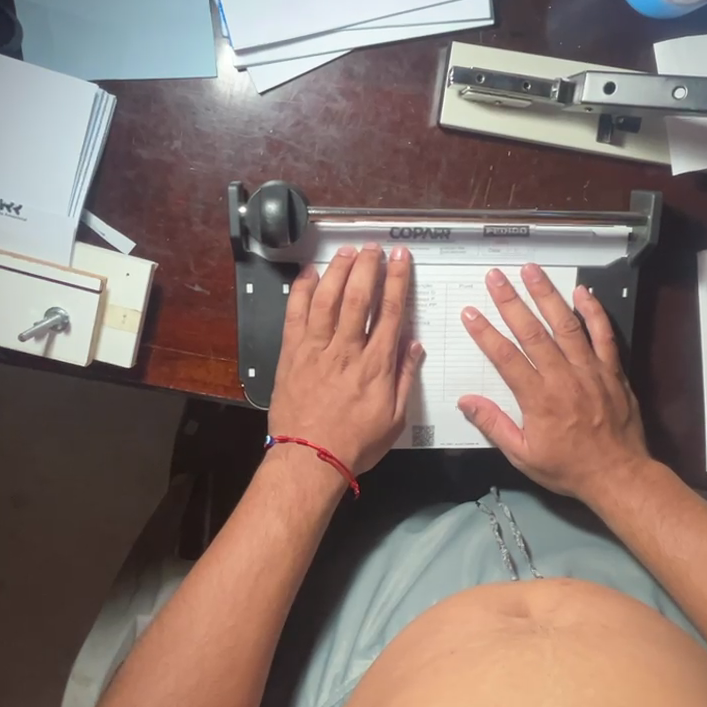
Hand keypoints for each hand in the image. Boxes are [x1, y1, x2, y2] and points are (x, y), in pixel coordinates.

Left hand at [270, 244, 423, 474]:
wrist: (310, 458)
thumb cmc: (355, 443)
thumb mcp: (395, 418)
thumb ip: (405, 378)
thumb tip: (414, 344)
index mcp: (376, 365)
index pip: (390, 312)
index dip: (397, 280)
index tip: (401, 258)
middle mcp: (346, 350)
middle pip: (358, 297)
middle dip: (368, 267)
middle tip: (374, 248)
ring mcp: (316, 349)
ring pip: (327, 298)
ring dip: (338, 271)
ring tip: (348, 252)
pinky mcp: (291, 354)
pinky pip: (295, 314)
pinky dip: (302, 291)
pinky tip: (309, 274)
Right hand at [458, 264, 652, 501]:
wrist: (618, 475)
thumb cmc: (567, 468)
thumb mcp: (523, 455)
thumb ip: (494, 425)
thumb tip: (466, 402)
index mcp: (538, 398)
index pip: (506, 357)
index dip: (486, 333)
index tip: (470, 313)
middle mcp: (563, 377)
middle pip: (533, 332)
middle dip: (511, 302)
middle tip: (495, 277)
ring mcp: (590, 370)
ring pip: (566, 324)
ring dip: (547, 295)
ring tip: (531, 271)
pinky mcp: (612, 370)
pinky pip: (603, 335)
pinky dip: (594, 312)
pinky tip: (582, 292)